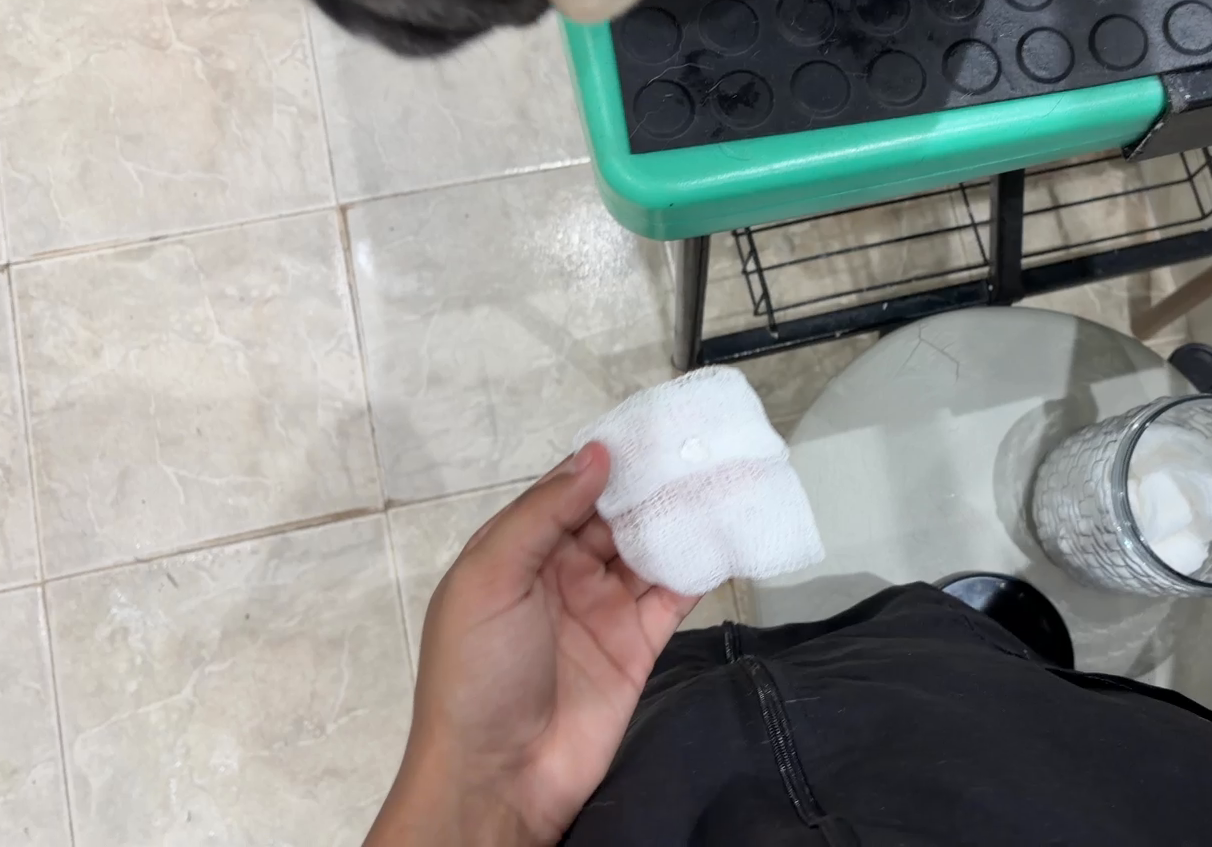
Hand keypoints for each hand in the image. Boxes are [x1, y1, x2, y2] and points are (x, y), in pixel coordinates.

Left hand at [366, 445, 699, 846]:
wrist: (501, 783)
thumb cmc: (480, 672)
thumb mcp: (490, 581)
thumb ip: (544, 514)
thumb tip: (599, 453)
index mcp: (525, 550)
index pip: (573, 489)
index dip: (611, 459)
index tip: (658, 428)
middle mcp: (568, 569)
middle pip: (620, 514)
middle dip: (657, 484)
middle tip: (706, 448)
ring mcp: (608, 604)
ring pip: (653, 547)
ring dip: (685, 518)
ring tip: (727, 479)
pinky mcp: (642, 639)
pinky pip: (677, 591)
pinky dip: (703, 564)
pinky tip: (731, 533)